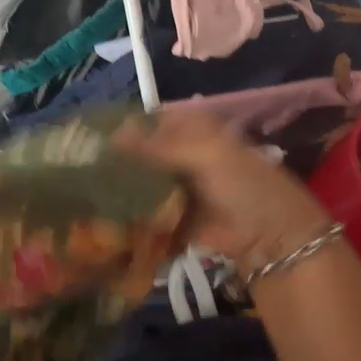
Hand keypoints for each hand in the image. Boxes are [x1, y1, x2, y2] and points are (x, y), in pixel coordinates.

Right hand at [112, 108, 332, 269]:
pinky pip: (149, 212)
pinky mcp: (177, 218)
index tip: (96, 133)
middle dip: (120, 157)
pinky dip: (133, 214)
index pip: (154, 120)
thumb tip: (112, 136)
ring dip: (123, 186)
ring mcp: (181, 189)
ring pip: (144, 182)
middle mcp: (186, 156)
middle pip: (145, 152)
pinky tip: (107, 213)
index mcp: (196, 131)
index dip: (128, 125)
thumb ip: (157, 145)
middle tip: (87, 163)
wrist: (273, 240)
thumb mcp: (204, 154)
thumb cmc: (245, 185)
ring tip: (90, 188)